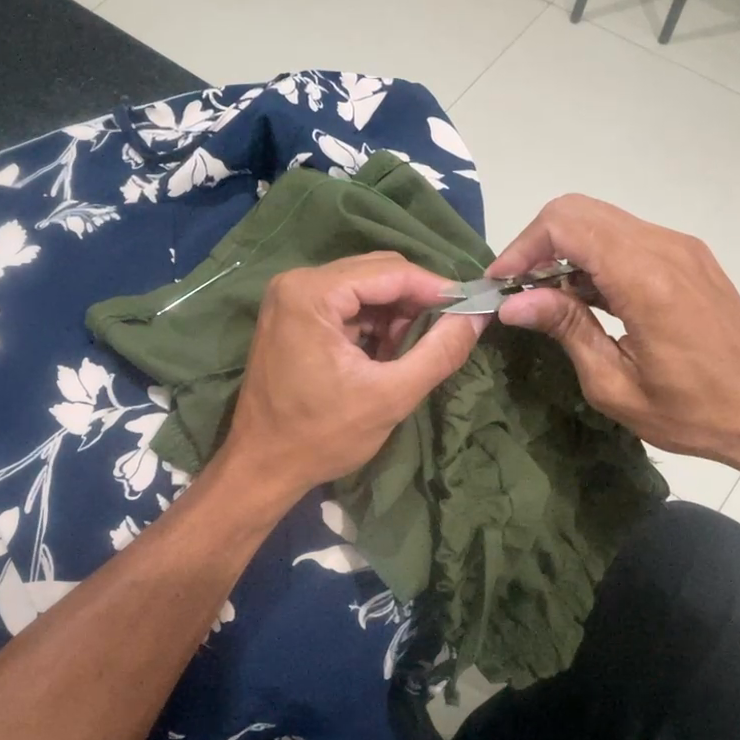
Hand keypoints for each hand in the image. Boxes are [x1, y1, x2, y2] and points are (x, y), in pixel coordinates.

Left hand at [220, 252, 487, 499]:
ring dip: (396, 316)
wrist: (262, 468)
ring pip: (365, 289)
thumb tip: (478, 316)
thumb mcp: (390, 397)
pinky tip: (388, 356)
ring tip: (413, 354)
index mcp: (311, 293)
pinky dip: (374, 326)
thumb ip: (439, 352)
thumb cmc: (321, 436)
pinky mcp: (293, 317)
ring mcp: (291, 298)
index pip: (391, 271)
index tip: (472, 310)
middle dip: (415, 303)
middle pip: (377, 273)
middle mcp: (297, 283)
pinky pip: (347, 306)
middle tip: (446, 335)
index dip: (437, 289)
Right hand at [489, 194, 739, 473]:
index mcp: (645, 280)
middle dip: (537, 243)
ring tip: (544, 299)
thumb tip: (514, 304)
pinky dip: (593, 256)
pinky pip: (626, 237)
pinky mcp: (689, 257)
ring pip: (601, 220)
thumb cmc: (692, 412)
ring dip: (564, 249)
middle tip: (517, 291)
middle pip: (579, 211)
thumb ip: (566, 330)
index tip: (500, 284)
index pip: (567, 225)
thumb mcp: (615, 385)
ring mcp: (681, 248)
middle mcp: (664, 248)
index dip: (522, 247)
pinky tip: (583, 298)